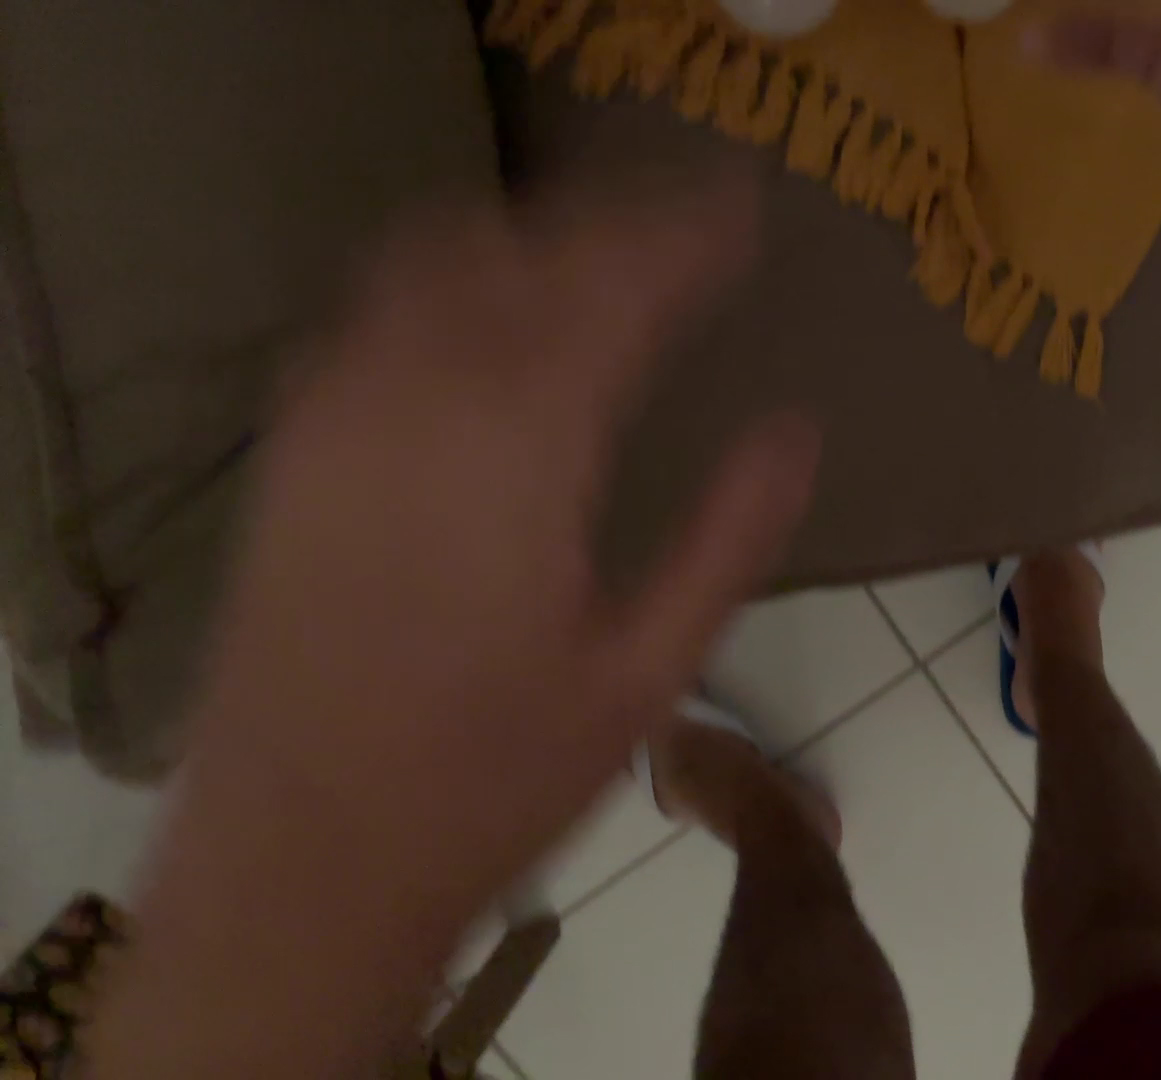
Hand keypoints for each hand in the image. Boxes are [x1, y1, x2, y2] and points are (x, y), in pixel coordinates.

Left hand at [172, 183, 817, 925]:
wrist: (309, 866)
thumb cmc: (506, 774)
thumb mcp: (654, 668)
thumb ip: (731, 534)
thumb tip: (800, 428)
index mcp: (521, 458)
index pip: (615, 292)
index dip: (686, 232)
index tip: (745, 200)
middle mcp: (414, 408)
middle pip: (528, 253)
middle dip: (622, 214)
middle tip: (699, 211)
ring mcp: (336, 421)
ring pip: (439, 262)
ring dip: (539, 230)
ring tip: (615, 240)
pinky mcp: (295, 452)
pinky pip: (379, 309)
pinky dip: (458, 272)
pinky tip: (502, 302)